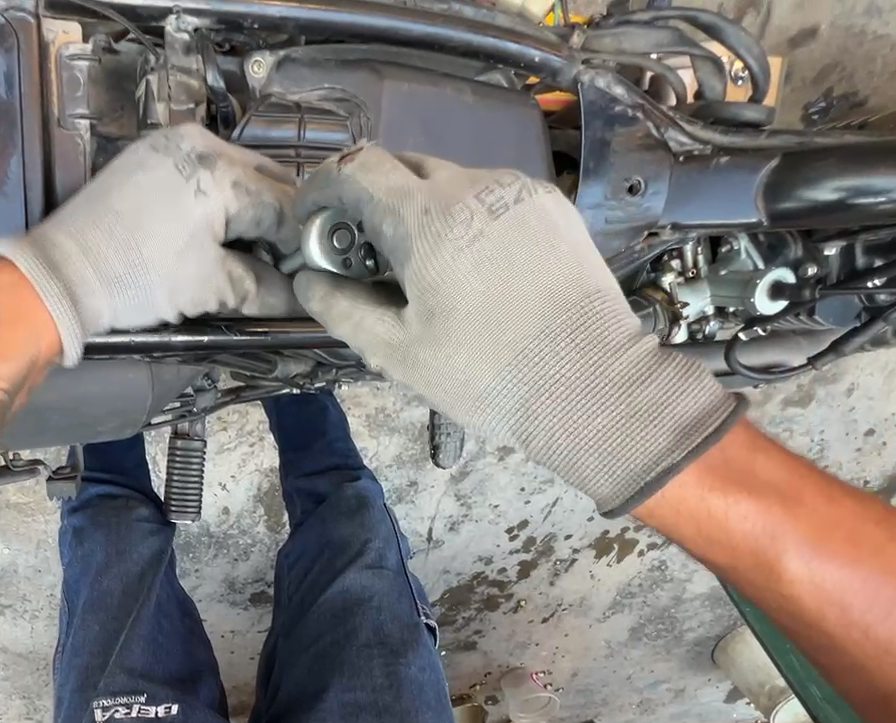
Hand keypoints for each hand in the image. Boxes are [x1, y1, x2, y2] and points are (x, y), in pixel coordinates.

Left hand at [0, 124, 299, 364]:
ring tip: (246, 255)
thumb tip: (299, 298)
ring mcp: (172, 143)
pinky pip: (203, 173)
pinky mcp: (150, 155)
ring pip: (235, 175)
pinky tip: (214, 234)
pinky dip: (218, 202)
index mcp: (221, 172)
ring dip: (249, 213)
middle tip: (278, 267)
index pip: (285, 206)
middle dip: (277, 225)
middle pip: (264, 182)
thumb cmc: (136, 281)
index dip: (299, 246)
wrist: (61, 275)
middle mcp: (201, 142)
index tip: (303, 277)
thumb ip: (263, 288)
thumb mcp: (207, 289)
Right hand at [291, 146, 740, 514]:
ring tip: (415, 265)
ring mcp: (516, 190)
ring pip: (445, 179)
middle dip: (367, 198)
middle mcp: (472, 186)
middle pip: (400, 165)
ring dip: (413, 209)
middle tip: (360, 251)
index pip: (356, 169)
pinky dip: (457, 216)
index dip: (321, 186)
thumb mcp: (394, 353)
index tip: (311, 219)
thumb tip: (307, 278)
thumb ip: (341, 308)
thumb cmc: (482, 374)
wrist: (587, 383)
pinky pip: (485, 194)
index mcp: (427, 221)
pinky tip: (463, 265)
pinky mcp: (548, 204)